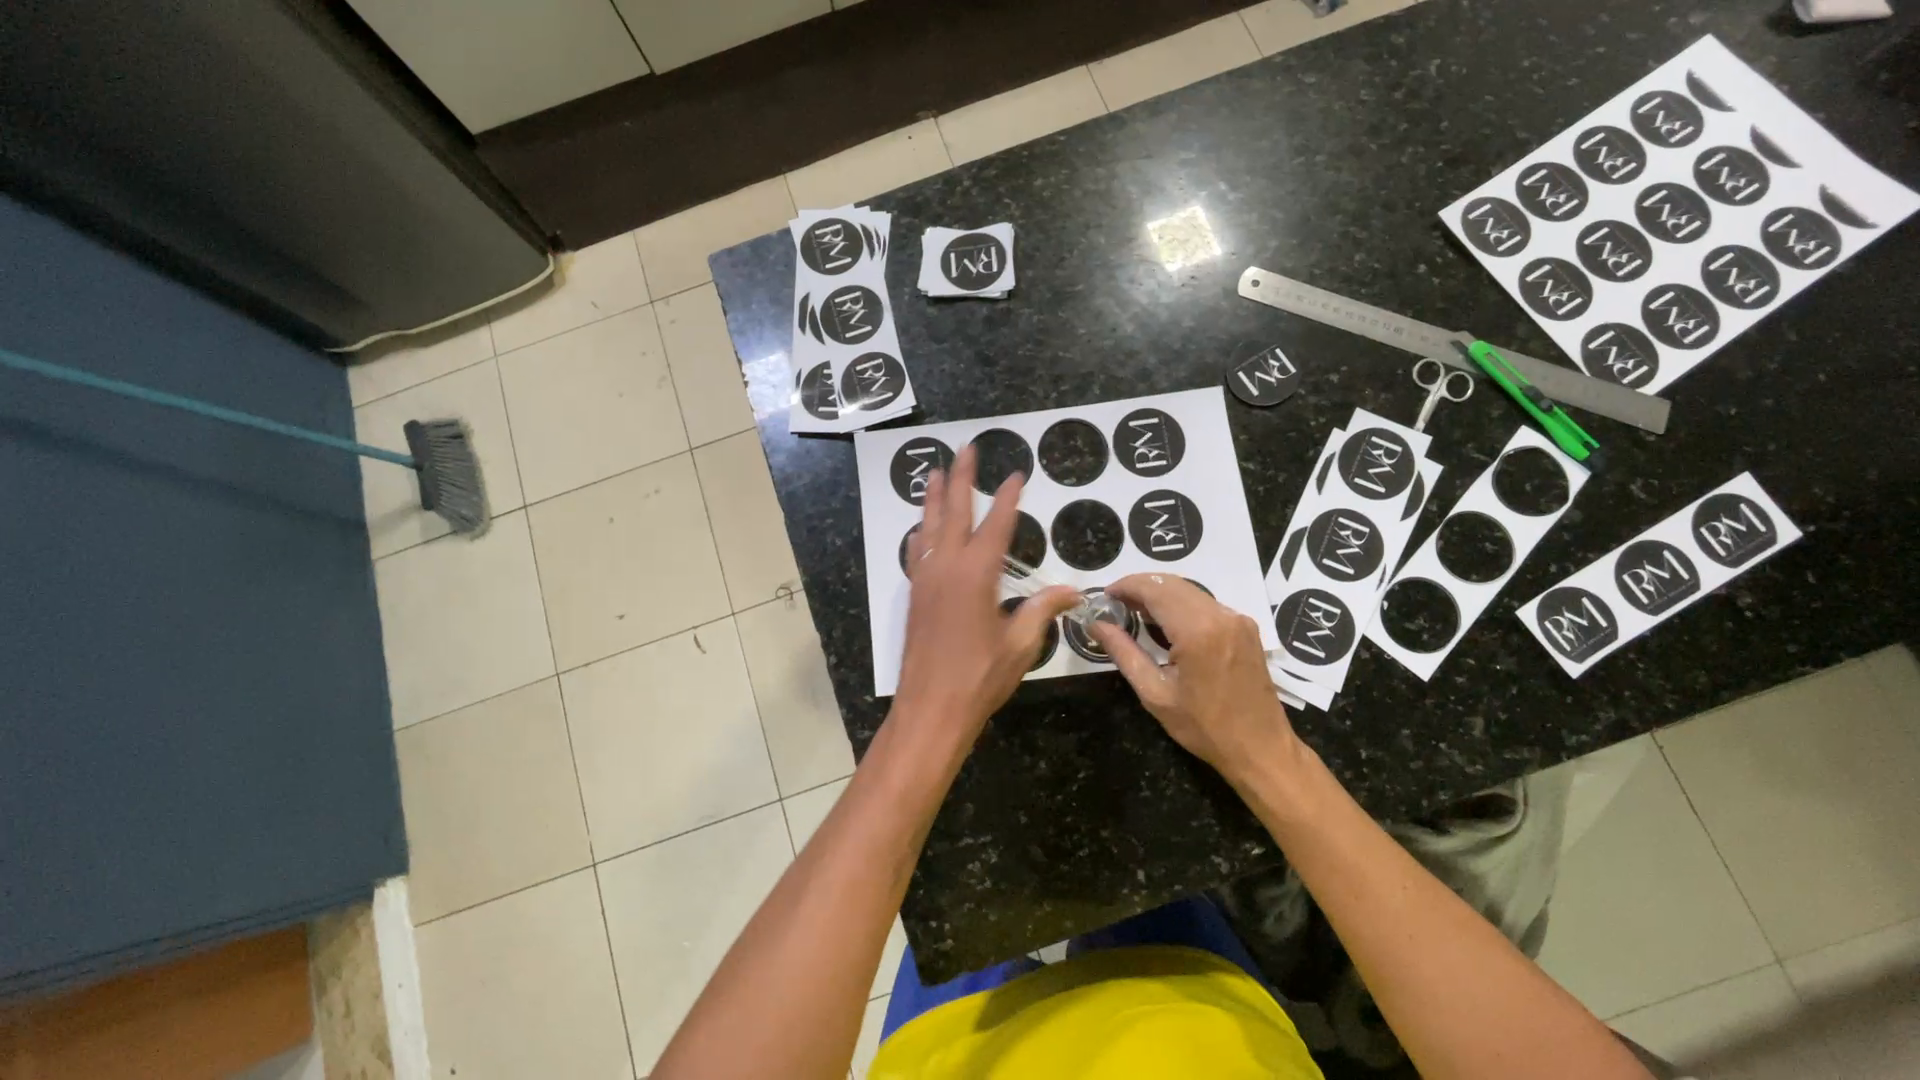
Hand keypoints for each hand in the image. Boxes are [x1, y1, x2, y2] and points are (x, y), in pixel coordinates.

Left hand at [893, 447, 1078, 746]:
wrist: (931, 707)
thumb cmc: (980, 677)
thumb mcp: (1021, 645)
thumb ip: (1043, 610)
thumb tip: (1074, 589)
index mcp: (977, 574)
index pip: (997, 524)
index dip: (1008, 497)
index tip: (1016, 473)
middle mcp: (947, 567)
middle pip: (954, 511)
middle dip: (960, 478)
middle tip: (964, 449)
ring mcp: (925, 580)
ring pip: (928, 527)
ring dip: (932, 498)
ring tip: (933, 472)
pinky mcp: (914, 595)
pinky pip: (916, 553)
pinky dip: (920, 533)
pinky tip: (920, 529)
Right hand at [1091, 574, 1304, 792]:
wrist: (1260, 748)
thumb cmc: (1204, 727)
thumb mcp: (1155, 693)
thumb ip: (1124, 652)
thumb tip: (1097, 625)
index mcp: (1197, 630)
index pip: (1154, 589)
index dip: (1126, 586)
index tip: (1104, 596)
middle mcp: (1221, 615)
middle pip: (1173, 584)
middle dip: (1141, 588)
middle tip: (1116, 606)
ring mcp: (1238, 619)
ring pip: (1190, 591)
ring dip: (1161, 595)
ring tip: (1136, 615)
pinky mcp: (1246, 628)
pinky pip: (1207, 604)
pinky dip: (1182, 606)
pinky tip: (1167, 626)